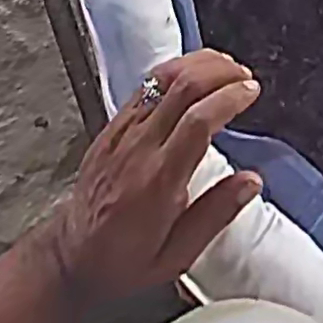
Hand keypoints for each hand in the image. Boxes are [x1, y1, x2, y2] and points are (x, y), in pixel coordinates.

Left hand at [44, 50, 263, 307]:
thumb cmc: (123, 259)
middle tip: (245, 77)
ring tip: (227, 67)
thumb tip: (251, 181)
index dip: (229, 98)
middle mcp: (139, 147)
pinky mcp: (115, 122)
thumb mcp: (176, 255)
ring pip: (164, 77)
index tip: (251, 91)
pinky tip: (195, 69)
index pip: (198, 121)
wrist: (71, 255)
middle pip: (183, 87)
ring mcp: (124, 130)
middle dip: (221, 72)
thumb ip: (216, 214)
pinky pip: (147, 83)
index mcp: (158, 181)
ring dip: (200, 63)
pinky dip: (177, 68)